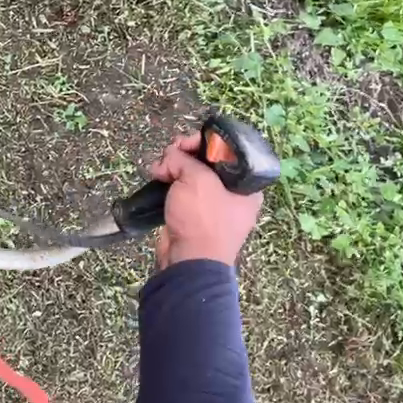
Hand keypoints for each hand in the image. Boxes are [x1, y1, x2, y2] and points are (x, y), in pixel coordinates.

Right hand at [150, 130, 263, 268]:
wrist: (191, 259)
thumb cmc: (203, 218)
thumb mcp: (197, 179)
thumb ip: (184, 159)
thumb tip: (169, 158)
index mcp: (246, 185)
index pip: (226, 151)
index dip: (203, 143)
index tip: (182, 144)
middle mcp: (232, 192)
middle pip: (205, 160)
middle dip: (182, 154)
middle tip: (168, 157)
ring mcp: (212, 203)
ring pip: (190, 172)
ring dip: (171, 166)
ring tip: (157, 171)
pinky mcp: (193, 211)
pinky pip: (181, 188)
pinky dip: (168, 180)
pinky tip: (156, 178)